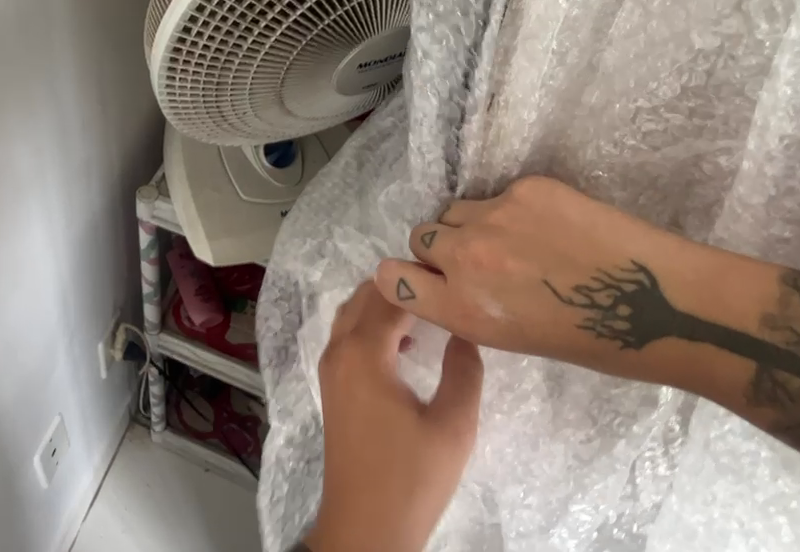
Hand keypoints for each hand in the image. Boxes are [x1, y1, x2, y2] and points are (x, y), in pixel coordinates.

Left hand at [305, 281, 483, 551]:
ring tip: (429, 309)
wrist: (365, 526)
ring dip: (384, 304)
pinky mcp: (332, 385)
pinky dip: (373, 325)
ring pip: (353, 313)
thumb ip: (464, 370)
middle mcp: (339, 349)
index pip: (392, 295)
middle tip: (444, 285)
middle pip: (366, 296)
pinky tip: (407, 343)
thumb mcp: (453, 426)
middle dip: (402, 285)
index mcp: (364, 352)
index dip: (422, 281)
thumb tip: (468, 328)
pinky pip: (349, 335)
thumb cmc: (411, 478)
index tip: (454, 273)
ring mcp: (331, 367)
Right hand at [372, 177, 755, 386]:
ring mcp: (495, 216)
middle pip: (422, 235)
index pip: (392, 276)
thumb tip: (452, 279)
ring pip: (455, 210)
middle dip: (442, 247)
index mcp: (463, 308)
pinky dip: (513, 209)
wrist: (662, 304)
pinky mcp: (526, 187)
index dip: (403, 273)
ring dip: (472, 224)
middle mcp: (466, 258)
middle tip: (481, 260)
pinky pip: (498, 195)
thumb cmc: (593, 340)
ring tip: (515, 241)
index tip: (423, 275)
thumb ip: (468, 304)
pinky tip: (549, 227)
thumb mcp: (511, 337)